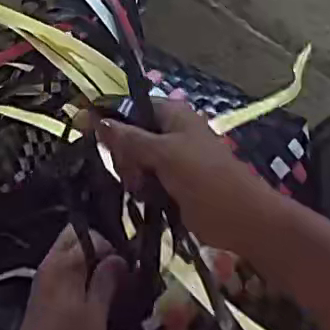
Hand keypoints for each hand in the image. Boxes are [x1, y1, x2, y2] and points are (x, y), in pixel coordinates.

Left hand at [0, 228, 125, 329]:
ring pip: (68, 254)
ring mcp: (43, 279)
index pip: (90, 234)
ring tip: (109, 289)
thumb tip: (119, 259)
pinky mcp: (42, 296)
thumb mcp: (95, 318)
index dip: (112, 247)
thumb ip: (106, 282)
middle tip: (117, 274)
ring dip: (89, 263)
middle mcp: (50, 264)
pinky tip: (92, 301)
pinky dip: (78, 277)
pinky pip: (62, 272)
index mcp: (62, 263)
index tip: (128, 269)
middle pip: (75, 237)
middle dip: (98, 249)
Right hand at [96, 100, 276, 255]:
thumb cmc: (208, 181)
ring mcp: (171, 157)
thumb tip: (94, 119)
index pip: (128, 106)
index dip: (106, 117)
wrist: (247, 223)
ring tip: (146, 192)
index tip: (82, 130)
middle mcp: (169, 130)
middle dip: (125, 156)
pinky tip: (150, 201)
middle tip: (135, 174)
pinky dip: (143, 190)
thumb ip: (128, 138)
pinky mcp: (172, 182)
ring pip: (133, 160)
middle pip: (127, 134)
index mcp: (171, 113)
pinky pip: (144, 179)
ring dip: (134, 177)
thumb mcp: (165, 156)